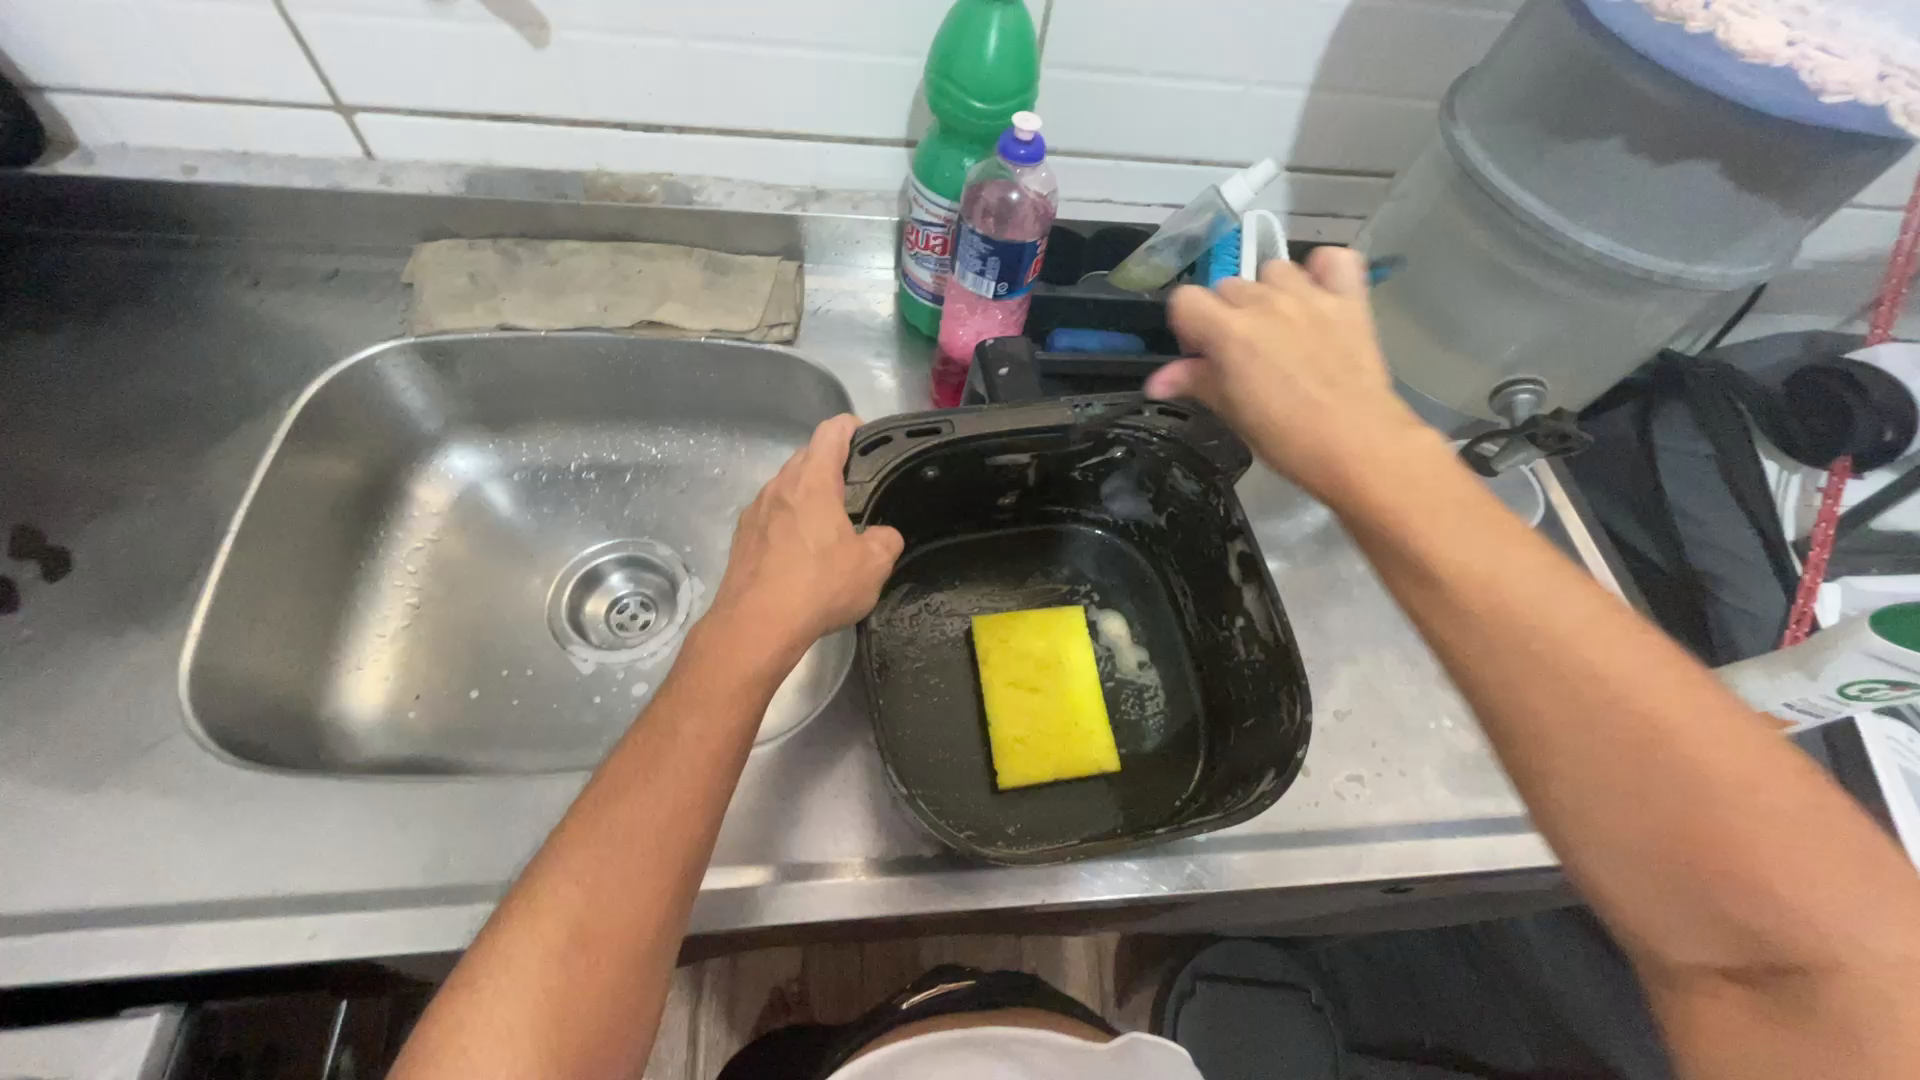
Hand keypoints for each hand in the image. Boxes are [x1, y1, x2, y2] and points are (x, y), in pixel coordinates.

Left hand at [705, 414, 903, 655]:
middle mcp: (779, 487)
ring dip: (807, 496)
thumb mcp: (874, 566)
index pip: (831, 432)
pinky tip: (800, 553)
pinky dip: (788, 522)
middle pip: (806, 457)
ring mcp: (755, 512)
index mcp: (812, 481)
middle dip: (830, 464)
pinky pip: (771, 516)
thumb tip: (883, 537)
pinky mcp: (742, 538)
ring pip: (786, 488)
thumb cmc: (817, 587)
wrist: (756, 626)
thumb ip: (886, 540)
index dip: (852, 427)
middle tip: (856, 490)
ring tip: (829, 525)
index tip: (866, 437)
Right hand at [1147, 247, 1433, 500]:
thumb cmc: (1285, 438)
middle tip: (1239, 354)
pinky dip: (1321, 271)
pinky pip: (1332, 259)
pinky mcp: (1350, 300)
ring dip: (1268, 292)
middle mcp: (1266, 303)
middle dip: (1225, 315)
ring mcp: (1311, 297)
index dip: (1187, 326)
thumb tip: (1155, 383)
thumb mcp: (1230, 412)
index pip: (1185, 300)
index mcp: (1229, 332)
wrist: (1357, 446)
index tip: (1200, 354)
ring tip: (1278, 327)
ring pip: (1274, 269)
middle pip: (1227, 286)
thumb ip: (1193, 382)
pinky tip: (1316, 296)